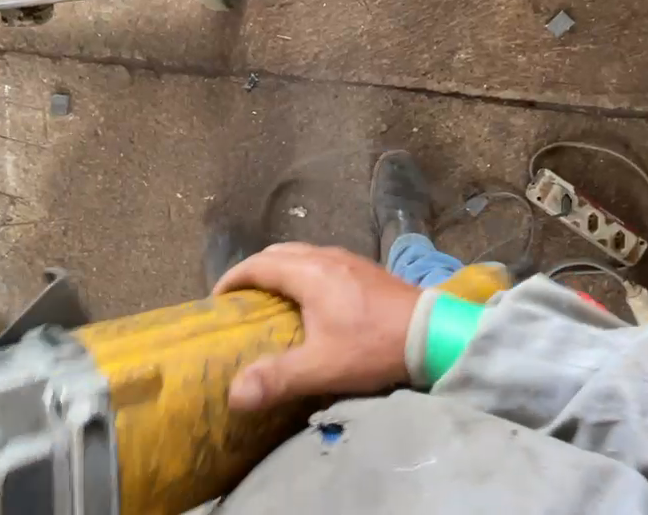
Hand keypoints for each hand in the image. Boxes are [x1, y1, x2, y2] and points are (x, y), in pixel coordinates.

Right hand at [214, 243, 423, 411]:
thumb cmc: (372, 345)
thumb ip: (277, 378)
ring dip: (280, 269)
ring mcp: (348, 259)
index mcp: (309, 272)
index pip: (259, 264)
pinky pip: (321, 261)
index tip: (216, 298)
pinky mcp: (365, 270)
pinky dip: (302, 272)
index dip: (233, 278)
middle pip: (279, 253)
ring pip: (302, 254)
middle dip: (254, 270)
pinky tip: (310, 299)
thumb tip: (234, 393)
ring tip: (270, 298)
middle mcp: (325, 256)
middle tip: (240, 299)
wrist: (431, 333)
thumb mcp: (322, 366)